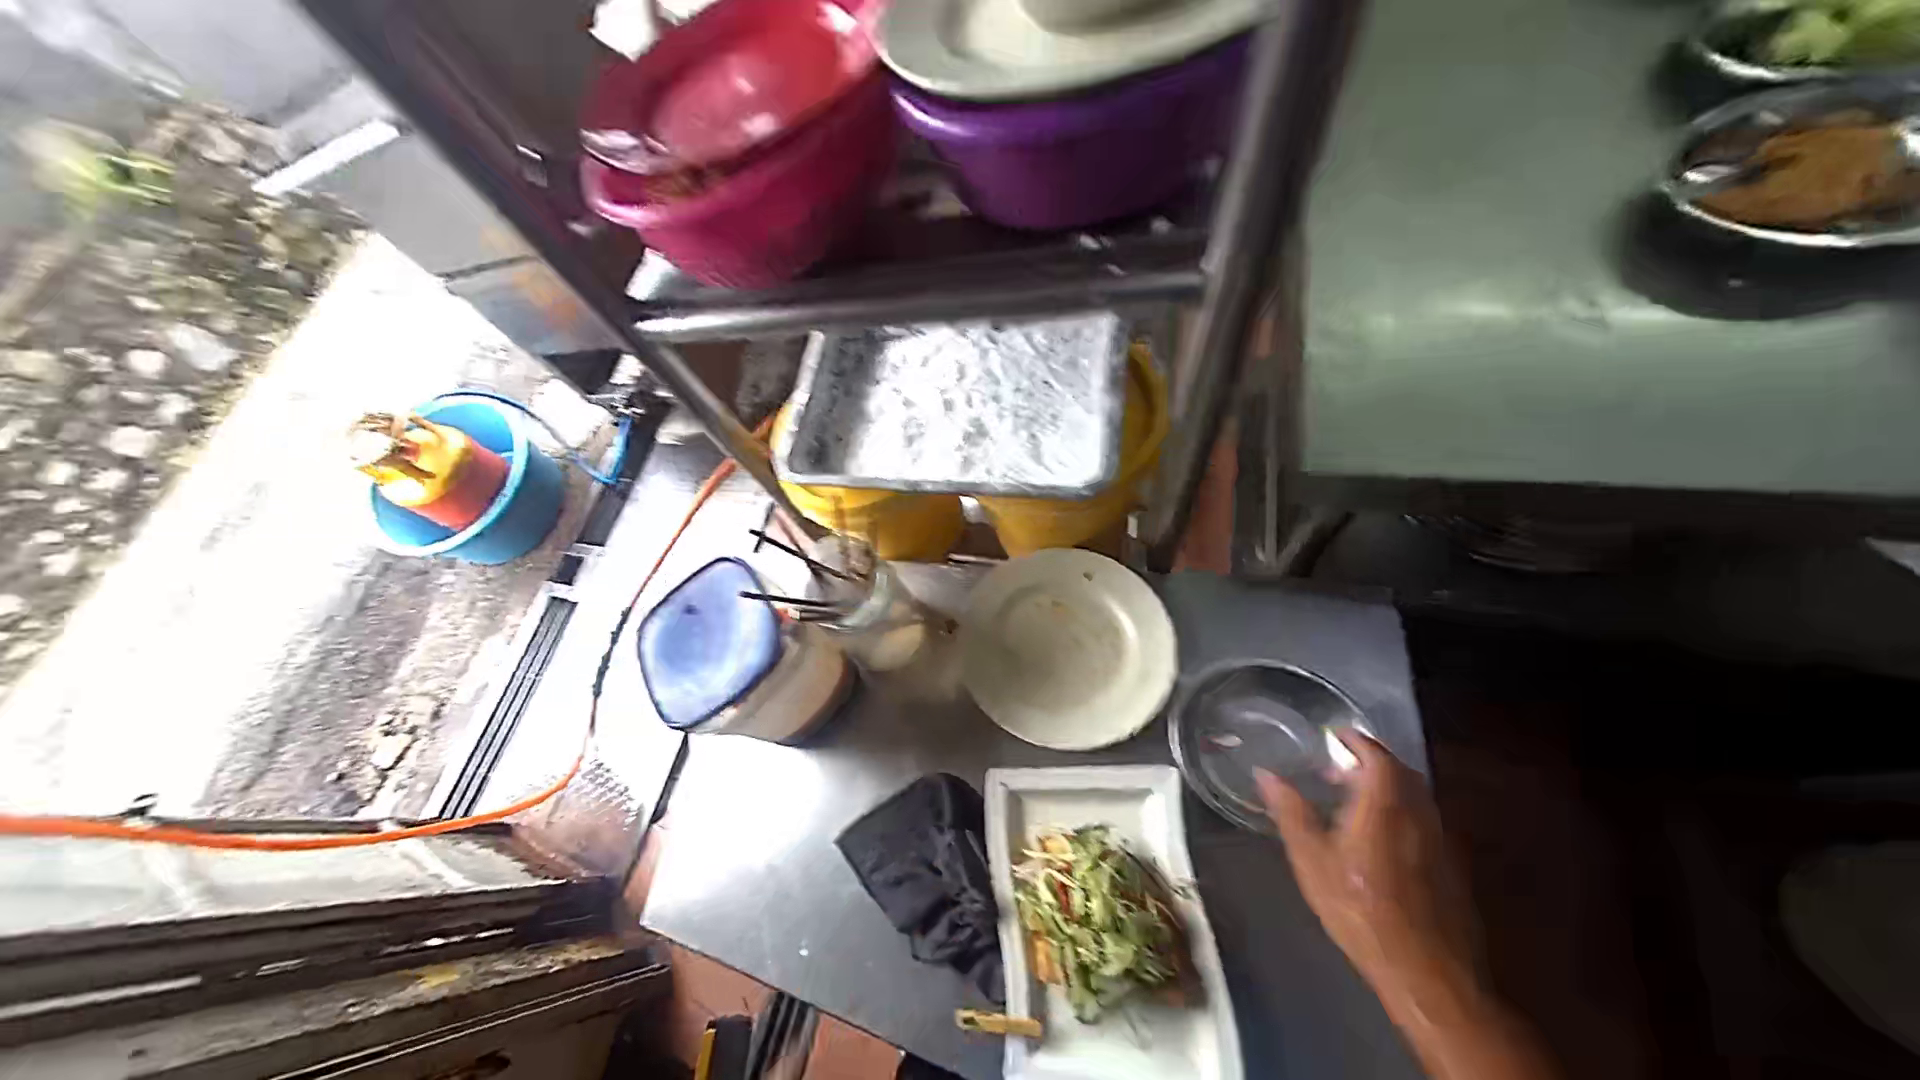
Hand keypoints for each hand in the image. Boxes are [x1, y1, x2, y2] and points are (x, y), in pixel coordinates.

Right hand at [1255, 730, 1479, 1018]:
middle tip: (1338, 764)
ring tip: (1353, 798)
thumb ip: (1290, 810)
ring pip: (1415, 796)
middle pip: (1400, 772)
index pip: (1377, 755)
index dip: (1357, 740)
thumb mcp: (1310, 858)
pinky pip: (1423, 819)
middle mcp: (1418, 813)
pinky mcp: (1450, 865)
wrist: (1424, 969)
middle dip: (1371, 760)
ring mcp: (1439, 839)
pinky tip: (1377, 834)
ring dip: (1386, 786)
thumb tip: (1265, 773)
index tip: (1335, 734)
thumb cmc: (1358, 906)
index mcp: (1384, 804)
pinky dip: (1400, 809)